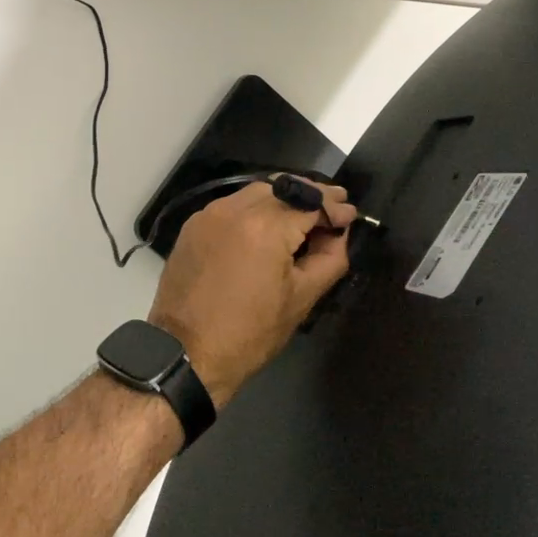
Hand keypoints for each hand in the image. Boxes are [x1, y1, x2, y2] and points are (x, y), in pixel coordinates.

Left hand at [148, 177, 354, 407]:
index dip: (334, 206)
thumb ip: (328, 258)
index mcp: (263, 226)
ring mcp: (208, 214)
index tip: (350, 214)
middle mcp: (233, 209)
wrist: (187, 349)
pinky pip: (231, 206)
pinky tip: (268, 225)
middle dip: (309, 195)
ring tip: (304, 215)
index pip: (309, 201)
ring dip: (281, 198)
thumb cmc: (250, 331)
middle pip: (280, 187)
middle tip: (333, 208)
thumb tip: (337, 233)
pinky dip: (254, 208)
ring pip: (253, 192)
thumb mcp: (301, 298)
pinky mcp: (192, 226)